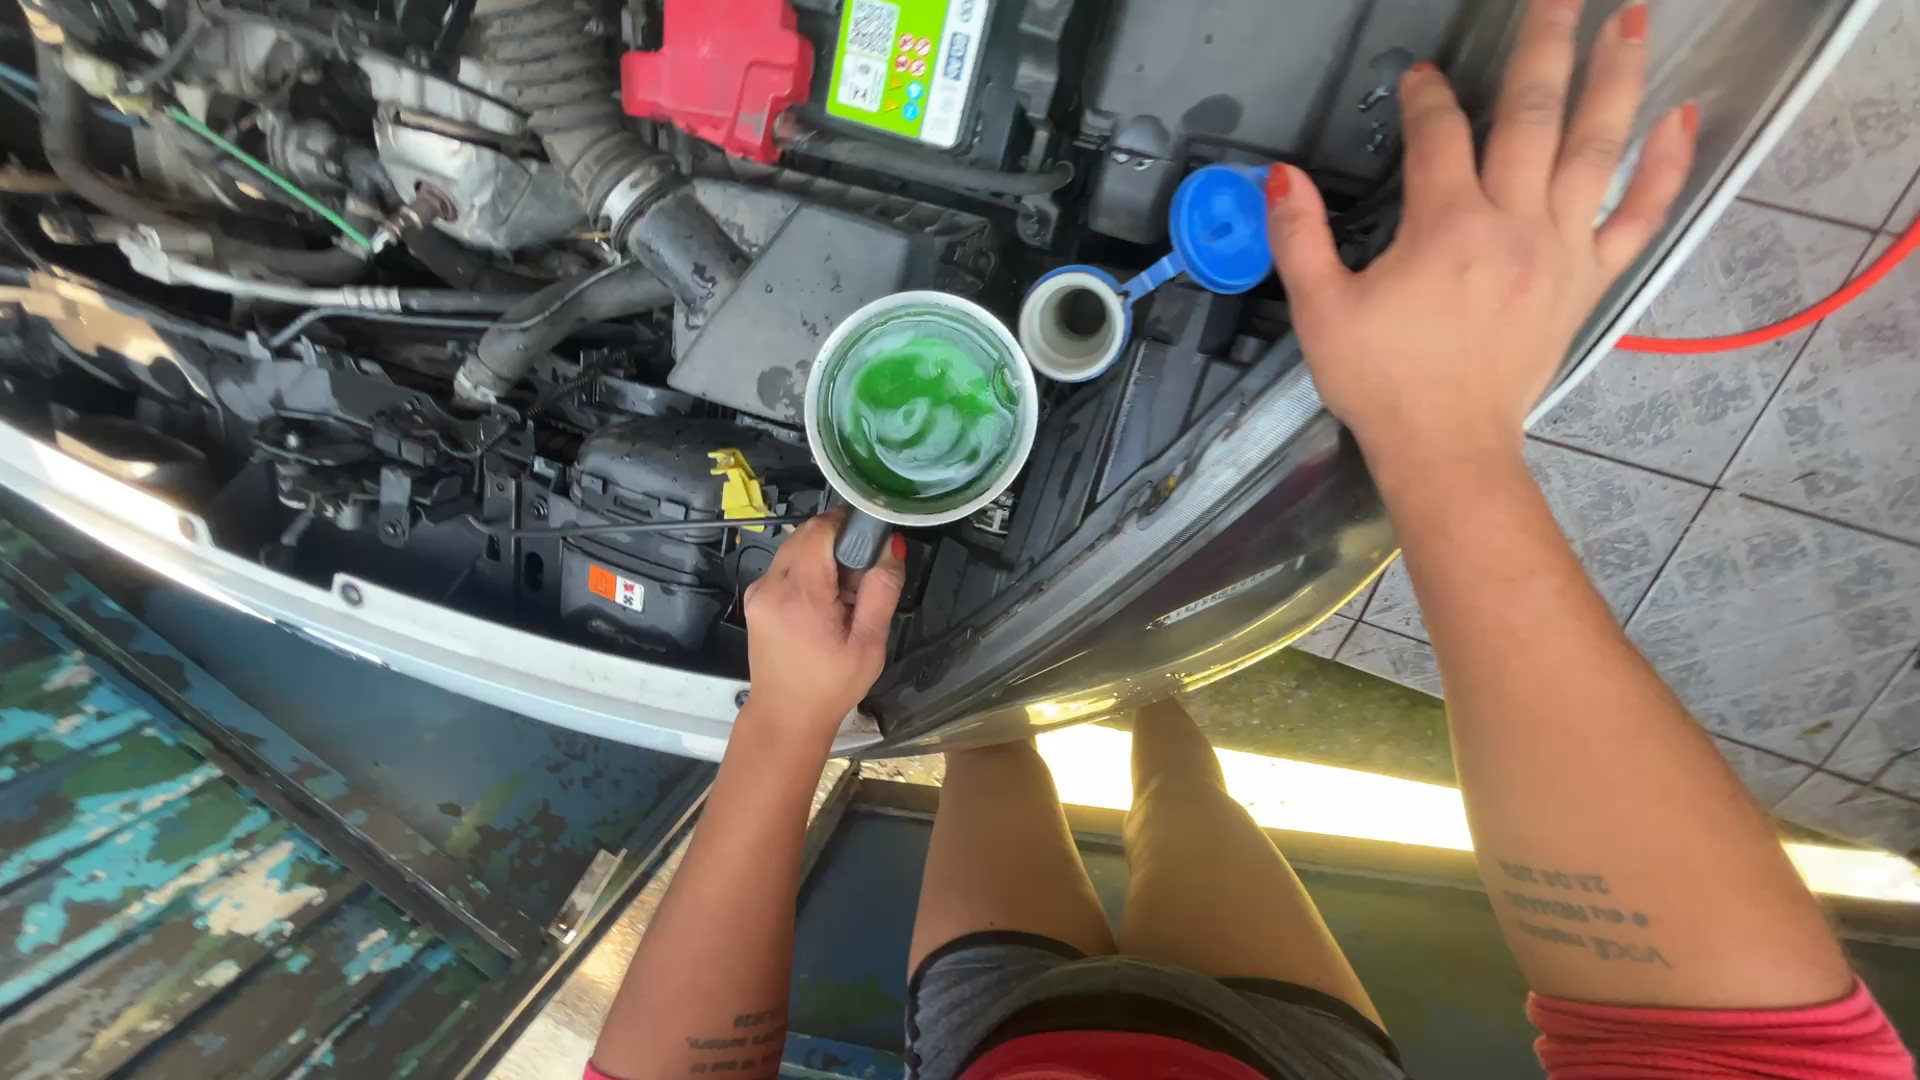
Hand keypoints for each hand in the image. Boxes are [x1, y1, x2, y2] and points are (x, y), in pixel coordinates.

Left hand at [742, 508, 905, 738]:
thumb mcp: (870, 643)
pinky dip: (810, 570)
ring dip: (826, 556)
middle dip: (840, 542)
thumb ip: (882, 589)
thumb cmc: (831, 685)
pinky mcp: (756, 597)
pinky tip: (827, 600)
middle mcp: (771, 585)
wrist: (786, 717)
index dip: (849, 524)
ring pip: (797, 547)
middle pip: (807, 534)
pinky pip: (787, 565)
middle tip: (864, 574)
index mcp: (799, 595)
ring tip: (848, 592)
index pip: (820, 530)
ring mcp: (758, 590)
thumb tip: (892, 546)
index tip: (873, 538)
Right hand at [1266, 0, 1695, 473]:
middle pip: (1534, 115)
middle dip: (1543, 45)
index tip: (1418, 77)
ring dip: (1615, 76)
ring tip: (1632, 18)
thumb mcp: (1319, 312)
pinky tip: (1681, 119)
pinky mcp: (1586, 279)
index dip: (1427, 99)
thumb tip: (1282, 177)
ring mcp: (1561, 248)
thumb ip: (1300, 240)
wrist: (1443, 443)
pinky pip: (1638, 214)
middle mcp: (1514, 222)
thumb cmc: (1377, 380)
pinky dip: (1663, 166)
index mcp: (1445, 228)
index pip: (1440, 137)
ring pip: (1597, 146)